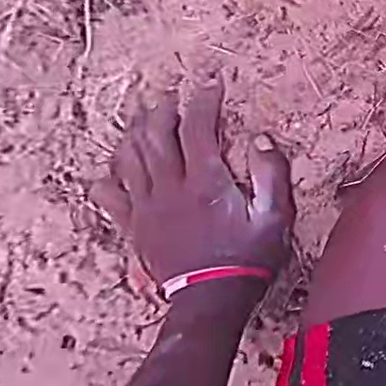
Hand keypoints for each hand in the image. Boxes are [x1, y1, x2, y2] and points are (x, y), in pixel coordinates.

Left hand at [90, 81, 294, 284]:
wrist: (211, 301)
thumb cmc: (249, 258)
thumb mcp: (275, 216)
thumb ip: (271, 174)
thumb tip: (260, 138)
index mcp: (205, 182)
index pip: (197, 128)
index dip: (203, 101)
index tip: (211, 84)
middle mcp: (170, 189)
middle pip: (155, 136)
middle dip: (162, 110)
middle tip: (171, 97)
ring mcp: (147, 208)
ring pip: (130, 158)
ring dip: (135, 133)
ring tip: (142, 119)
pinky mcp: (135, 228)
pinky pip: (111, 195)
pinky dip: (109, 176)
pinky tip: (114, 169)